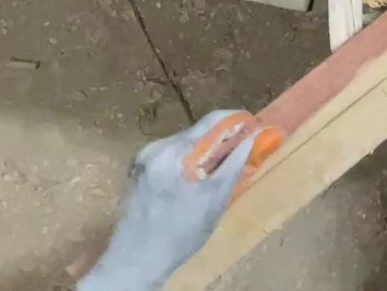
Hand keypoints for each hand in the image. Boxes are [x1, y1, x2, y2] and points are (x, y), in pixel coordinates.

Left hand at [79, 110, 265, 290]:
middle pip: (197, 132)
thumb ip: (235, 163)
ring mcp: (142, 160)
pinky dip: (188, 160)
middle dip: (221, 139)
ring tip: (220, 167)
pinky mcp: (137, 172)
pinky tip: (196, 178)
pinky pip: (171, 155)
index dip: (237, 120)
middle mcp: (154, 149)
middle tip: (241, 150)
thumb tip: (253, 137)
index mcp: (173, 153)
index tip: (254, 127)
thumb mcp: (216, 199)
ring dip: (204, 151)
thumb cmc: (179, 235)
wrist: (132, 267)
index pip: (212, 121)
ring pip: (184, 143)